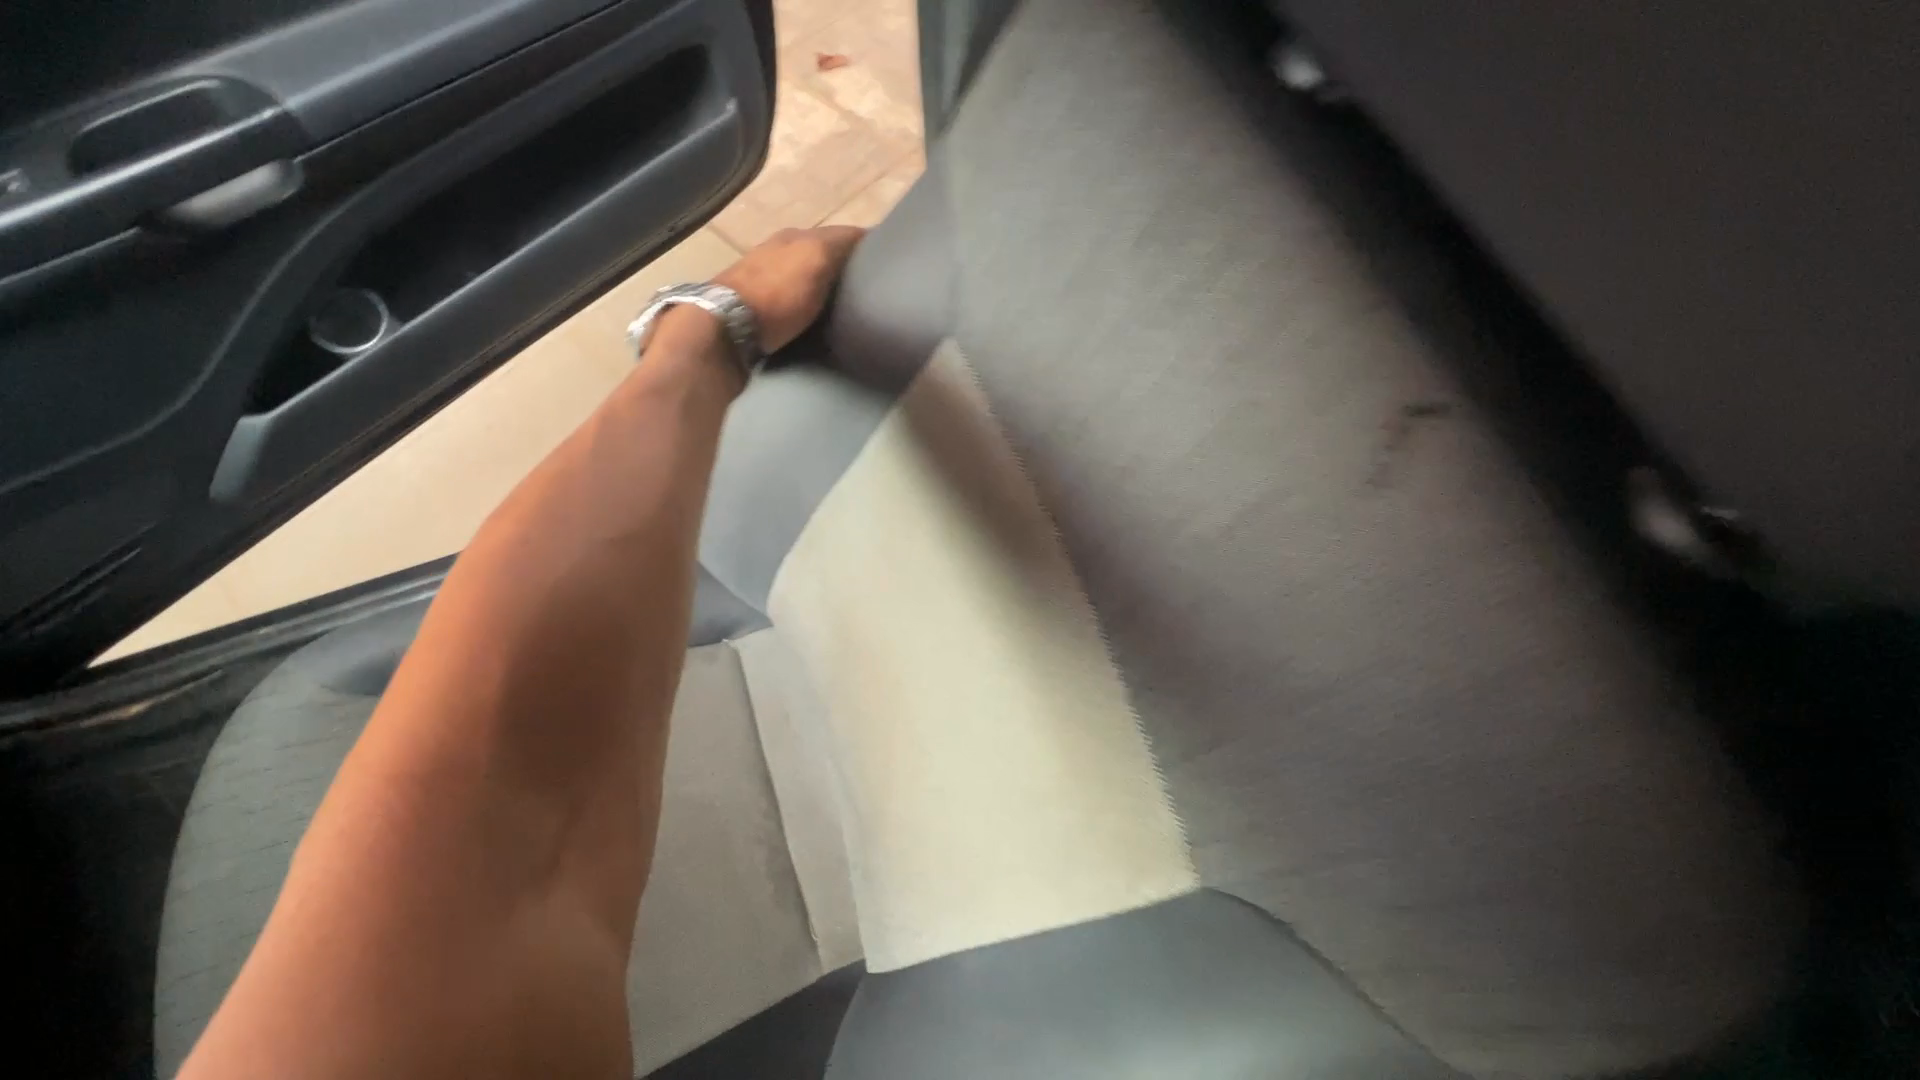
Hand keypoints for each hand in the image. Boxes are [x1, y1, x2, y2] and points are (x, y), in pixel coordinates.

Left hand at [713, 225, 865, 352]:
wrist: (726, 328)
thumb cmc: (777, 294)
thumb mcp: (816, 260)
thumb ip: (839, 244)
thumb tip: (867, 235)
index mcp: (796, 236)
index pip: (842, 234)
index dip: (866, 246)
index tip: (886, 267)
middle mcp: (780, 249)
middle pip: (822, 253)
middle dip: (845, 267)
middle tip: (869, 290)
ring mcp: (765, 276)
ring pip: (807, 275)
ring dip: (825, 285)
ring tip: (846, 306)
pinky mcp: (756, 304)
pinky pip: (792, 297)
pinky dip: (807, 302)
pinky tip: (815, 316)